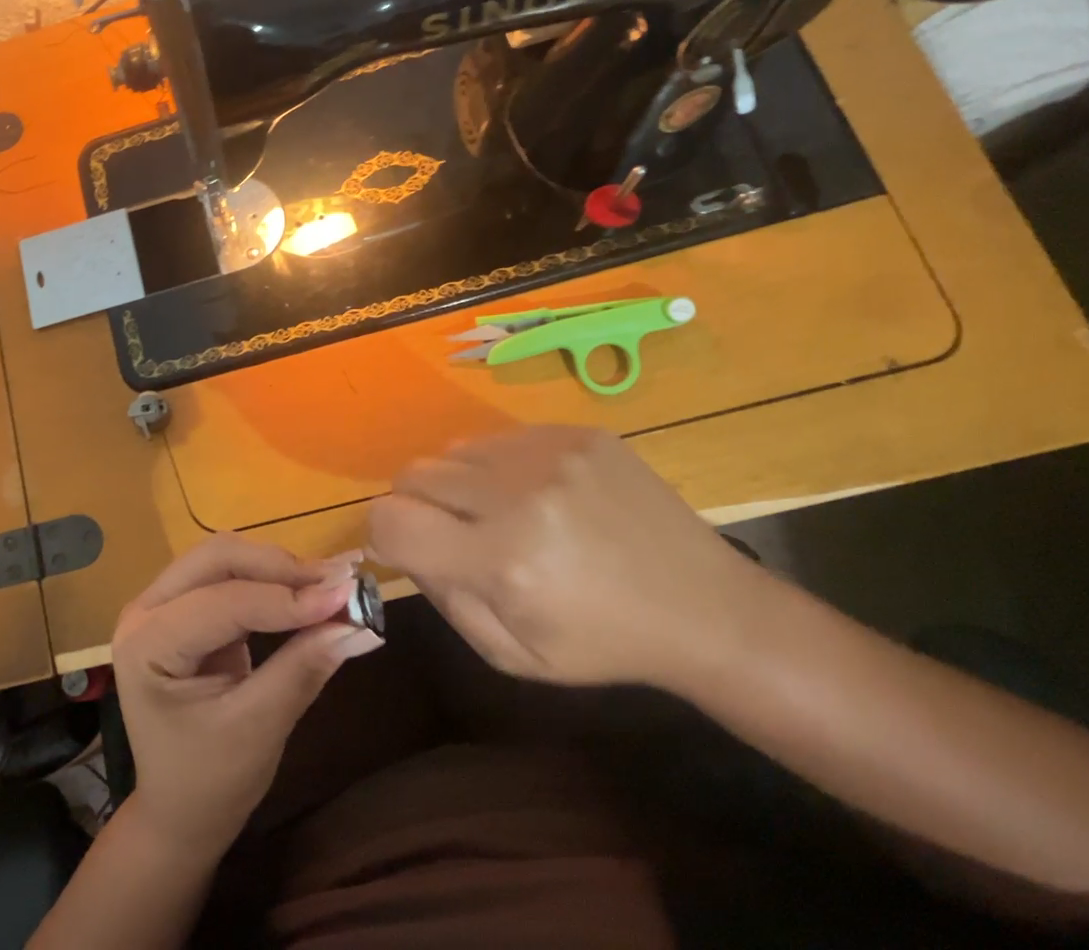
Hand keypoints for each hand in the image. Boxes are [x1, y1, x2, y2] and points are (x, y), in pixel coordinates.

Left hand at [111, 536, 383, 858]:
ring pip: (224, 560)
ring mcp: (161, 607)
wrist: (181, 808)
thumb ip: (301, 670)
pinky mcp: (186, 611)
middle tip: (340, 585)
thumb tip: (358, 624)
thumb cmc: (210, 778)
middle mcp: (145, 612)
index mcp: (146, 644)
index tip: (349, 597)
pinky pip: (230, 579)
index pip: (221, 602)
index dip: (285, 597)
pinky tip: (309, 593)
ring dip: (278, 569)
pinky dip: (271, 582)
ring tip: (332, 588)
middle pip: (216, 560)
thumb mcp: (258, 728)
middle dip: (280, 567)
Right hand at [367, 426, 777, 688]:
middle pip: (413, 475)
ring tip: (496, 514)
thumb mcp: (509, 653)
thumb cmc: (601, 644)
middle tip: (451, 535)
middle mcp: (520, 495)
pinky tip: (534, 495)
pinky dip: (496, 465)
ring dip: (456, 483)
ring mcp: (552, 455)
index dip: (382, 536)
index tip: (405, 550)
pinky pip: (498, 437)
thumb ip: (443, 597)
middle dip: (415, 507)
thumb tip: (401, 544)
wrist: (706, 607)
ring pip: (452, 450)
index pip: (390, 521)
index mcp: (501, 561)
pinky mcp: (580, 434)